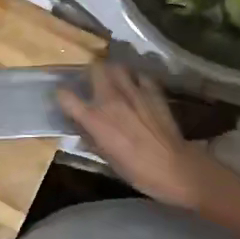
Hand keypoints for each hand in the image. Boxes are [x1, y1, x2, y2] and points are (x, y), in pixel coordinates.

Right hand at [57, 62, 214, 207]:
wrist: (176, 169)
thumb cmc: (138, 171)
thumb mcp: (107, 159)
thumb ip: (92, 139)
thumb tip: (82, 128)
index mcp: (95, 119)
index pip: (66, 97)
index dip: (63, 96)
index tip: (66, 99)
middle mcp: (111, 100)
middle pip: (94, 70)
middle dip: (90, 73)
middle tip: (91, 83)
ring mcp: (134, 92)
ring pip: (117, 67)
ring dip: (112, 71)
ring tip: (113, 80)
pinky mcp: (154, 92)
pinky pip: (141, 76)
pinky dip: (136, 78)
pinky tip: (137, 87)